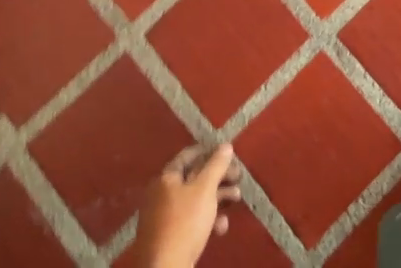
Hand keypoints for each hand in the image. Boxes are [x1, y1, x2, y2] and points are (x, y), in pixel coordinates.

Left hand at [132, 144, 241, 267]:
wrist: (165, 267)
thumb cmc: (185, 221)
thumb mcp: (205, 189)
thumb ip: (216, 166)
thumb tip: (226, 145)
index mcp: (166, 178)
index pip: (188, 154)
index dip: (209, 151)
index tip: (229, 153)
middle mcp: (162, 193)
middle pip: (194, 177)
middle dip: (219, 177)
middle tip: (238, 176)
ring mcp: (164, 216)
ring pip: (195, 199)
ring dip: (218, 197)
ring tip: (236, 198)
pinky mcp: (169, 235)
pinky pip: (191, 219)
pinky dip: (207, 218)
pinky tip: (220, 227)